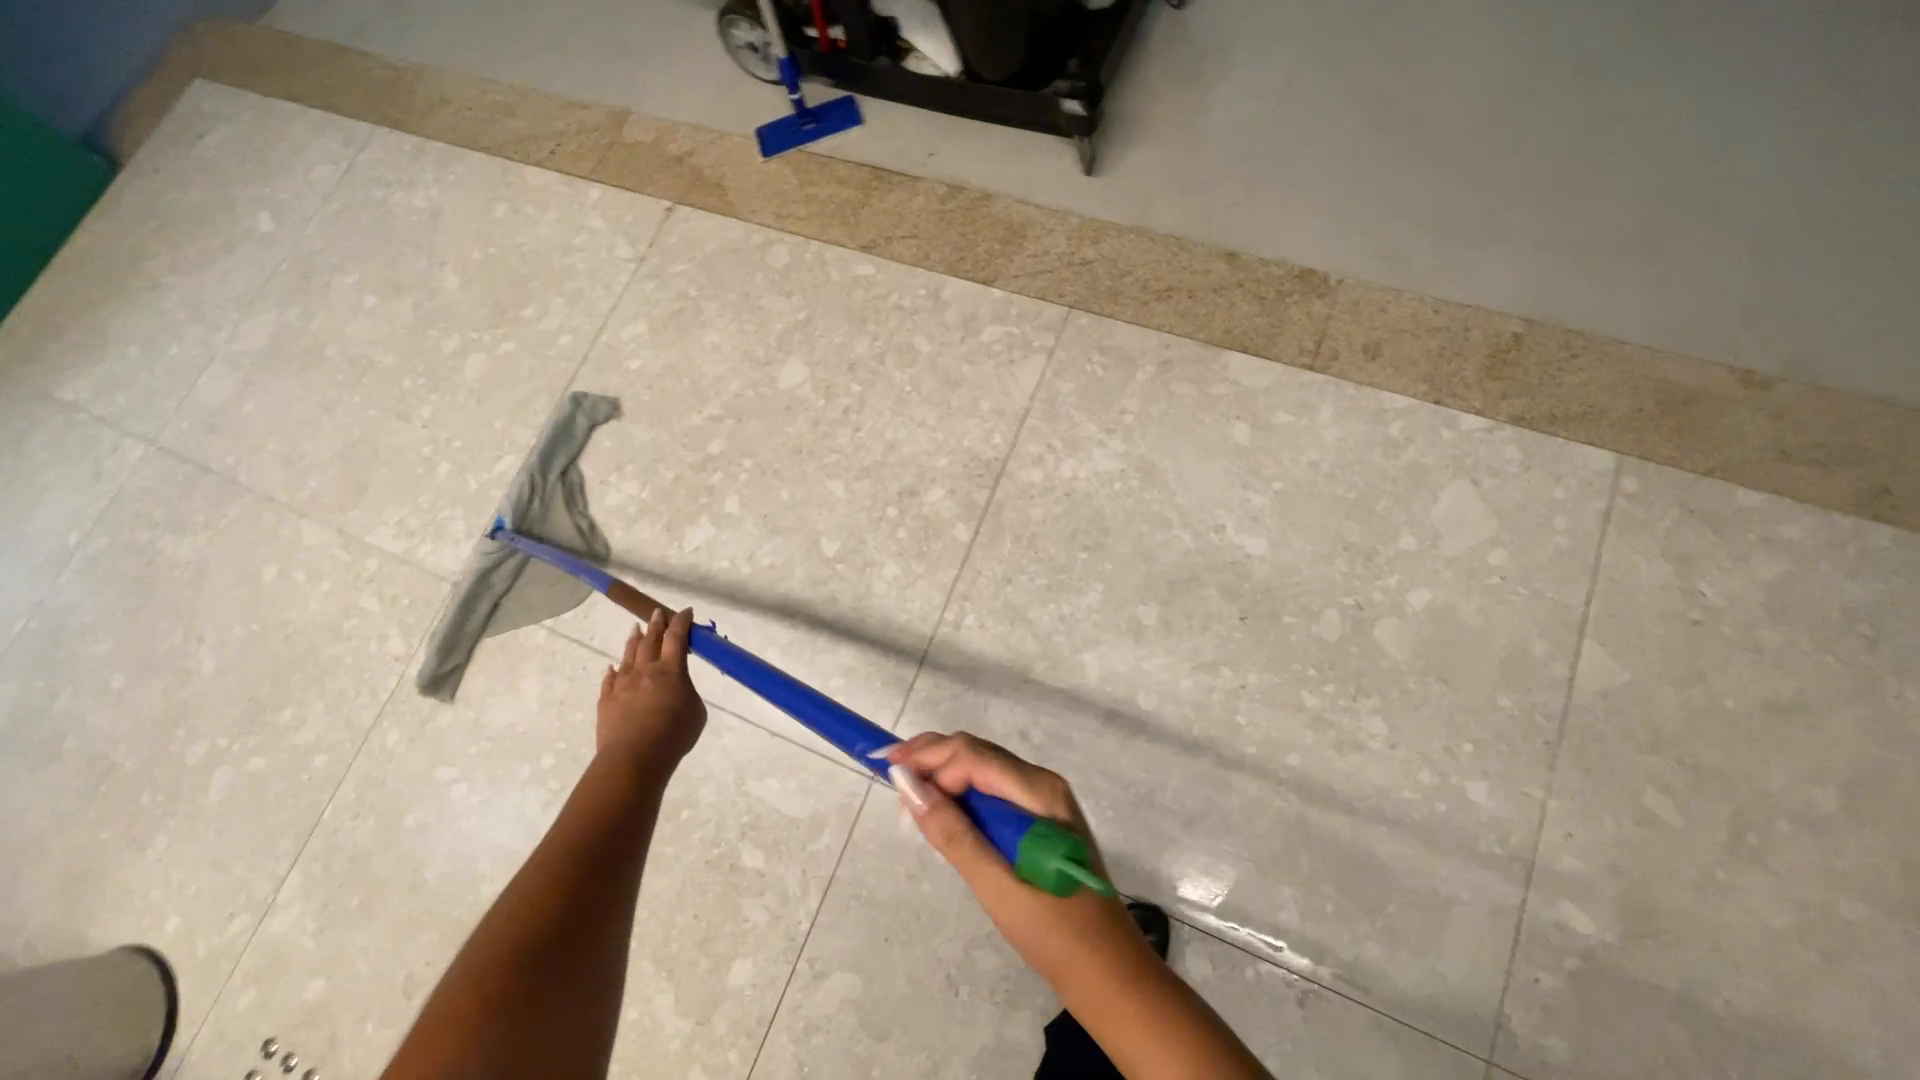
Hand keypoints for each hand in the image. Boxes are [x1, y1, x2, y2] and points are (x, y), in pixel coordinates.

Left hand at [597, 608, 705, 774]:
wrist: (634, 757)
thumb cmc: (673, 736)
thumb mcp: (696, 713)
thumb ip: (687, 694)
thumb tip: (676, 689)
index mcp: (671, 671)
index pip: (677, 638)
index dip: (681, 622)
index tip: (685, 611)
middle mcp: (646, 671)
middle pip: (650, 641)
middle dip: (656, 625)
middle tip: (657, 613)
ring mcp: (623, 684)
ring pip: (628, 656)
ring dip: (634, 640)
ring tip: (635, 628)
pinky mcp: (607, 700)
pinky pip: (610, 680)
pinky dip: (613, 671)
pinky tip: (612, 667)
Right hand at [882, 732, 1142, 982]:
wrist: (1107, 970)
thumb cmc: (1054, 932)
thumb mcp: (997, 886)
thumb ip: (954, 834)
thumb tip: (908, 786)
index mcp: (1039, 793)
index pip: (972, 755)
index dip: (927, 758)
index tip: (887, 773)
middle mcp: (1043, 785)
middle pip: (976, 754)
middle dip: (931, 760)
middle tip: (889, 778)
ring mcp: (1044, 802)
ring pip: (982, 771)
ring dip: (943, 776)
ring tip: (908, 798)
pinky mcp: (1040, 821)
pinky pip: (992, 793)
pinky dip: (961, 796)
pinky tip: (941, 814)